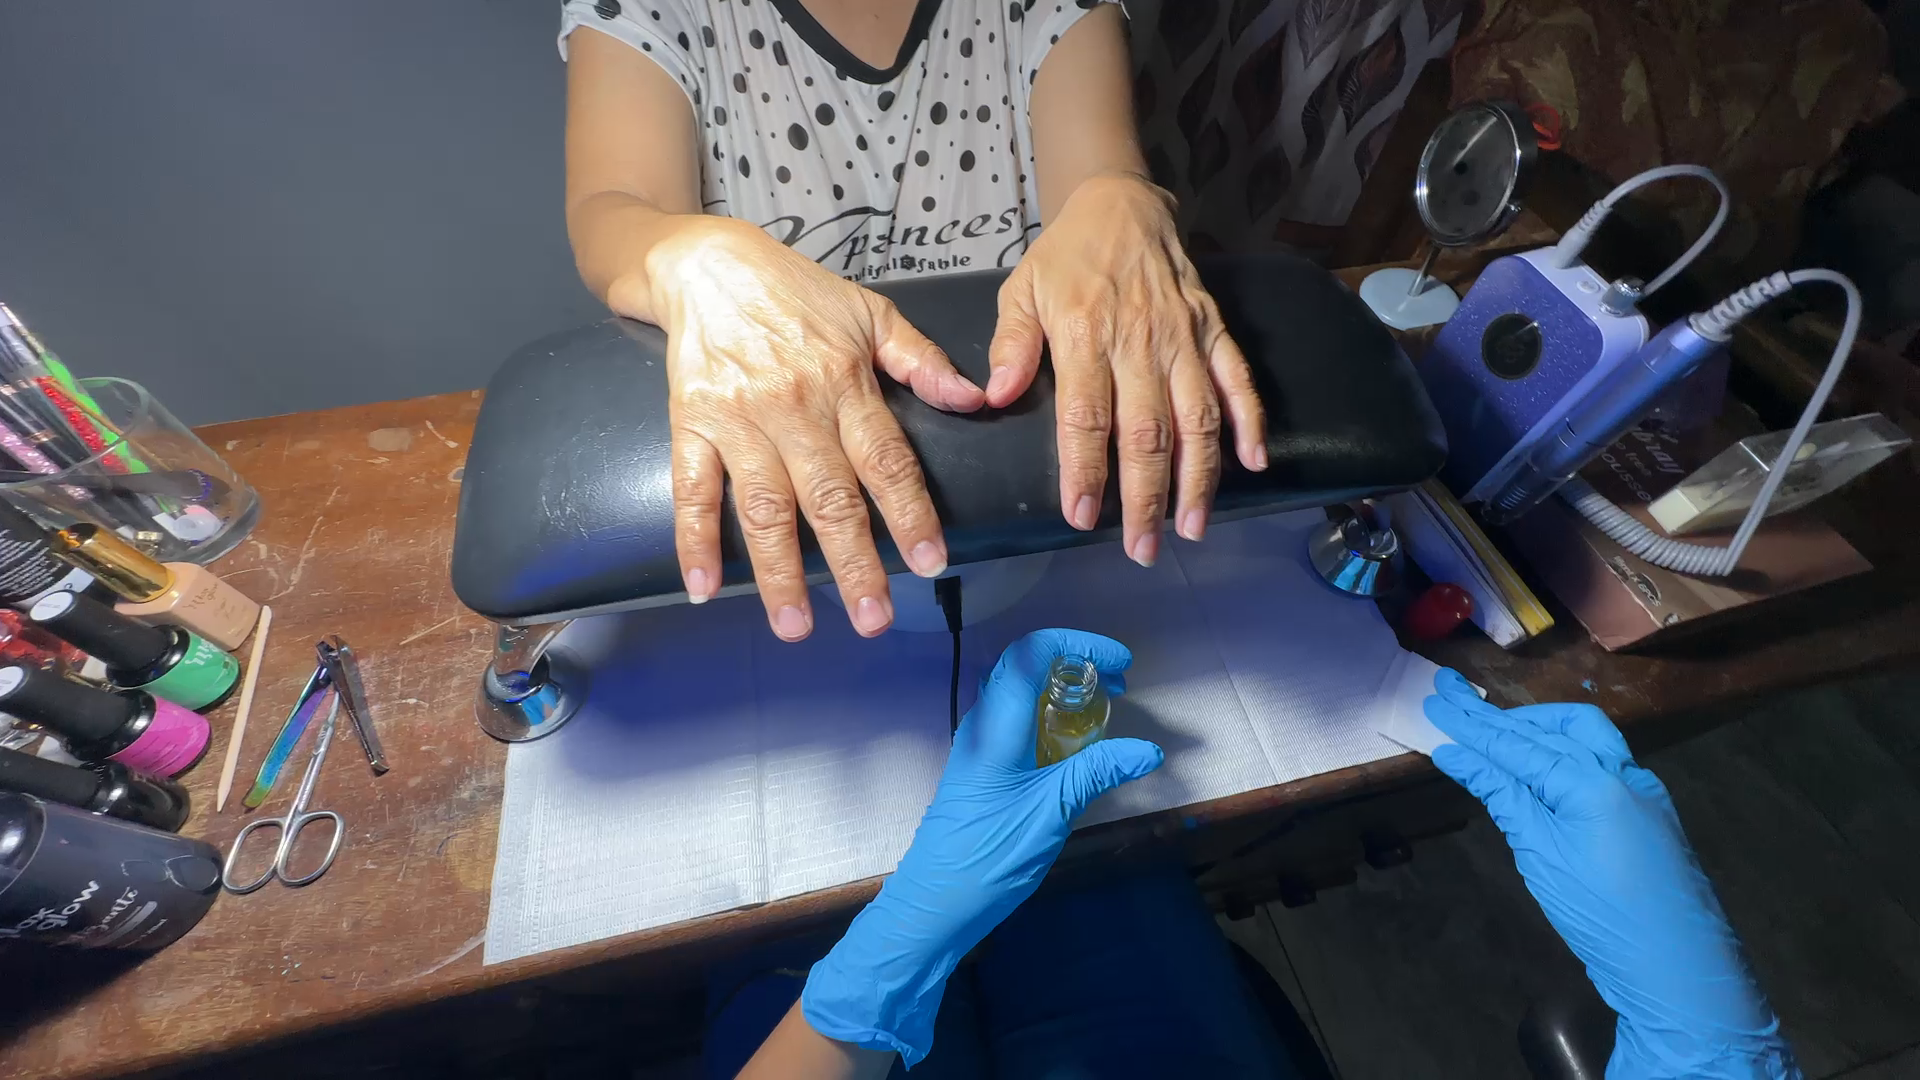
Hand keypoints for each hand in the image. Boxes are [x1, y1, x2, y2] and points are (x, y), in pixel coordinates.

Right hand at [646, 219, 985, 640]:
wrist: (708, 264)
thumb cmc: (798, 293)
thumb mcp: (871, 313)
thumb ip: (921, 360)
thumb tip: (974, 400)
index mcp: (845, 387)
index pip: (887, 462)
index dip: (911, 515)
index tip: (930, 563)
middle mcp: (794, 412)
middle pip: (829, 499)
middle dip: (853, 564)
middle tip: (874, 619)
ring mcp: (739, 423)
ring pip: (763, 508)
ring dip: (780, 571)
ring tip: (796, 625)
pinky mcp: (691, 426)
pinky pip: (691, 489)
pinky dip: (693, 539)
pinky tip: (702, 587)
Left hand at [801, 629, 1163, 1064]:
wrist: (935, 901)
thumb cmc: (989, 854)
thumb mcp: (1051, 813)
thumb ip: (1097, 773)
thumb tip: (1150, 748)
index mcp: (996, 725)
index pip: (1030, 652)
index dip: (1077, 642)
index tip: (1120, 661)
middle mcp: (984, 721)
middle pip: (1025, 662)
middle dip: (1075, 659)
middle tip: (1119, 682)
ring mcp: (980, 740)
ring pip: (1021, 687)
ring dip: (1064, 683)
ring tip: (1106, 704)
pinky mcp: (983, 761)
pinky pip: (1019, 714)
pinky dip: (1052, 708)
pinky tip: (1077, 738)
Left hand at [988, 172, 1267, 566]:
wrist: (1122, 204)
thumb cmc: (1064, 259)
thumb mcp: (1021, 291)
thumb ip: (1011, 345)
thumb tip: (995, 395)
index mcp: (1085, 336)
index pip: (1086, 416)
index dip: (1085, 470)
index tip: (1083, 517)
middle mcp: (1140, 343)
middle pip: (1146, 432)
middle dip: (1145, 496)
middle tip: (1142, 548)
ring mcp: (1184, 338)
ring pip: (1197, 417)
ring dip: (1198, 477)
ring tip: (1193, 527)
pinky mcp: (1214, 329)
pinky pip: (1238, 378)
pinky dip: (1251, 420)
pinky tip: (1255, 463)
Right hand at [1424, 670, 1797, 1078]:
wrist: (1684, 976)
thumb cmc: (1601, 912)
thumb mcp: (1538, 852)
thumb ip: (1498, 793)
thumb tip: (1450, 752)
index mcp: (1591, 782)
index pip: (1513, 744)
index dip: (1468, 723)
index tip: (1431, 700)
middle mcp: (1620, 772)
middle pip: (1542, 729)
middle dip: (1491, 712)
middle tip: (1449, 689)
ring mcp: (1639, 788)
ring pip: (1580, 731)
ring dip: (1531, 721)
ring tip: (1492, 719)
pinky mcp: (1646, 807)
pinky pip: (1600, 753)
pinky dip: (1560, 742)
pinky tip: (1540, 753)